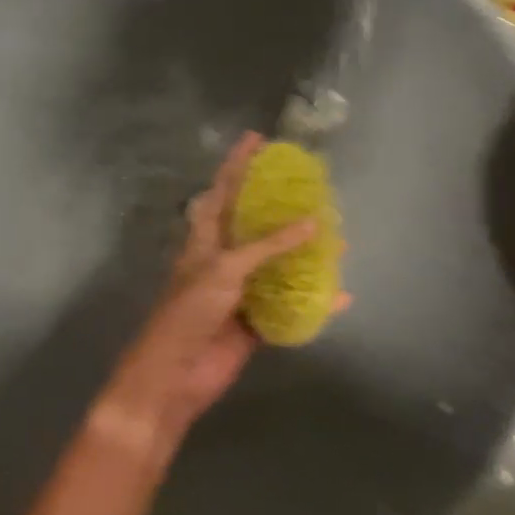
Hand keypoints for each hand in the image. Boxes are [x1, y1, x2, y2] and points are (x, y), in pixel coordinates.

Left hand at [95, 132, 335, 464]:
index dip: (237, 163)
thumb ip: (269, 246)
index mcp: (206, 239)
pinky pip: (287, 306)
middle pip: (256, 226)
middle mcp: (223, 260)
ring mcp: (239, 292)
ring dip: (305, 255)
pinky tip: (340, 297)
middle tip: (316, 191)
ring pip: (277, 266)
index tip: (257, 138)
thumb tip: (314, 222)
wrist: (174, 375)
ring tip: (339, 241)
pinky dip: (312, 302)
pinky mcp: (253, 323)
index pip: (222, 190)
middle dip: (283, 209)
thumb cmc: (189, 312)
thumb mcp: (226, 269)